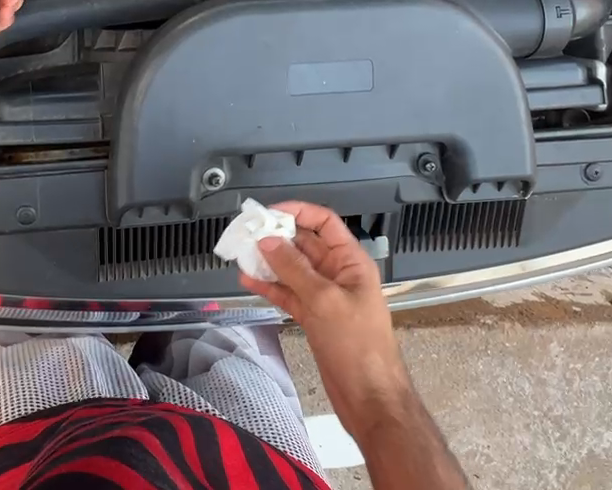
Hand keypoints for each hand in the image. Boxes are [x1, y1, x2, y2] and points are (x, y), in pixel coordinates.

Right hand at [239, 201, 409, 438]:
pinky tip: (249, 281)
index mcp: (350, 261)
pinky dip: (269, 286)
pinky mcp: (313, 315)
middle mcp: (337, 273)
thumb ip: (294, 268)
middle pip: (303, 243)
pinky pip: (288, 292)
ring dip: (268, 261)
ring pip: (292, 268)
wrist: (370, 399)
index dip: (297, 211)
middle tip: (247, 235)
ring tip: (242, 256)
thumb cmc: (359, 347)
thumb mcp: (324, 300)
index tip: (268, 212)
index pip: (323, 222)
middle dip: (276, 237)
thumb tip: (267, 241)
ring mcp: (324, 295)